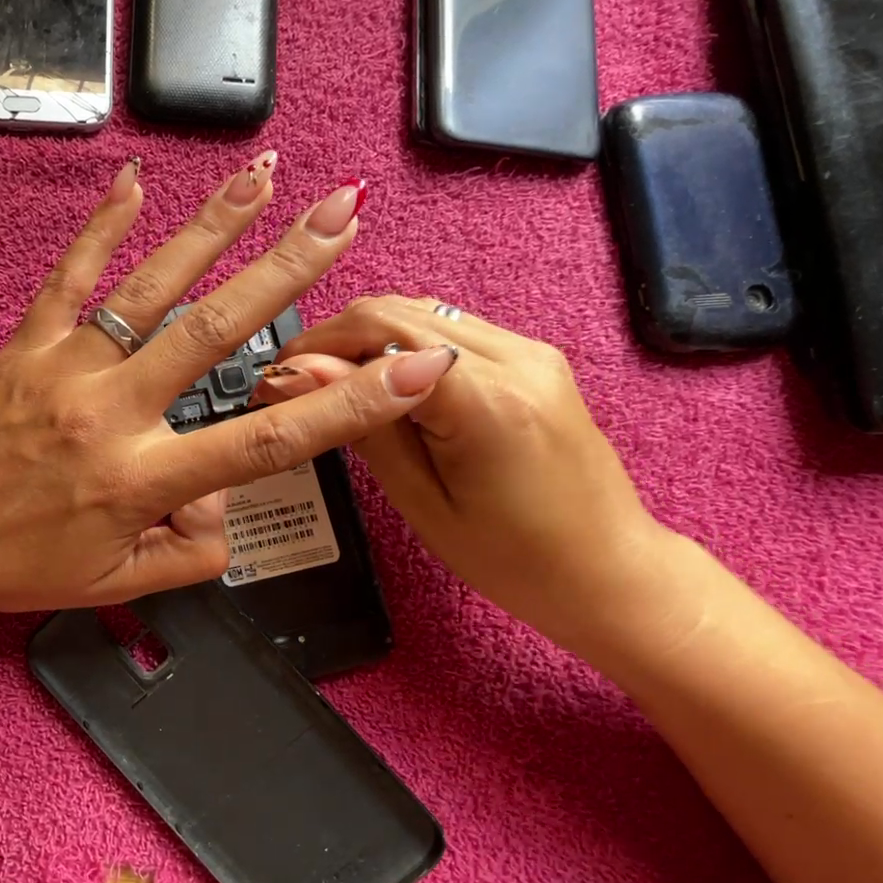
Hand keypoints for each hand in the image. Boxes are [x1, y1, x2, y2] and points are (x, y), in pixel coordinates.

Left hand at [0, 159, 459, 619]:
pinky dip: (100, 229)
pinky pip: (67, 280)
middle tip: (346, 214)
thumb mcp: (114, 584)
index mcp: (140, 480)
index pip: (268, 441)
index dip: (352, 405)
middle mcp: (110, 414)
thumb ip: (188, 550)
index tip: (417, 362)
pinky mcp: (23, 350)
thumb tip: (228, 499)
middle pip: (215, 333)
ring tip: (265, 175)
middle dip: (290, 268)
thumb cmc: (14, 568)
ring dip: (211, 229)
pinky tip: (133, 181)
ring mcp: (64, 371)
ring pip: (149, 290)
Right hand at [273, 297, 664, 637]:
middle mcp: (517, 358)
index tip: (271, 383)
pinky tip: (376, 383)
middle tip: (290, 385)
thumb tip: (295, 374)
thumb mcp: (419, 500)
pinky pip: (446, 328)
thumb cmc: (514, 558)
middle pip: (394, 310)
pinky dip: (397, 344)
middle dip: (330, 339)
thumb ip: (360, 424)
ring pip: (417, 310)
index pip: (377, 334)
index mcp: (488, 402)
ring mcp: (531, 351)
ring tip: (328, 385)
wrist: (611, 571)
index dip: (312, 349)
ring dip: (362, 338)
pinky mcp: (532, 358)